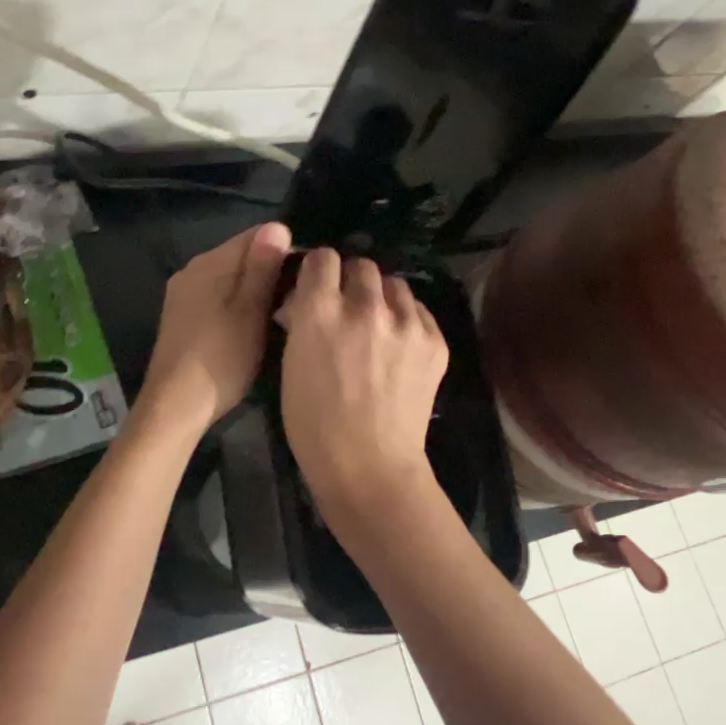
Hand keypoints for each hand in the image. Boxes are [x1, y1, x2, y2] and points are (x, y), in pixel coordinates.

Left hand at [137, 223, 292, 432]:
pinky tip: (251, 326)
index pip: (255, 235)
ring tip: (280, 312)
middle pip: (240, 256)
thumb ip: (263, 268)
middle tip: (300, 297)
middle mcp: (192, 270)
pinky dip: (236, 305)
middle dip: (270, 270)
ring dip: (254, 289)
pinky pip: (216, 297)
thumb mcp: (251, 311)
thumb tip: (279, 227)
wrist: (175, 404)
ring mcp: (182, 295)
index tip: (310, 273)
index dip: (287, 248)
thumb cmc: (222, 358)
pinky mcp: (180, 318)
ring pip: (229, 278)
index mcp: (210, 262)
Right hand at [278, 249, 448, 511]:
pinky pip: (419, 311)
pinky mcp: (434, 341)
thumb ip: (301, 323)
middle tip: (347, 308)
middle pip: (362, 265)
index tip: (317, 286)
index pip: (322, 258)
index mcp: (320, 312)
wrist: (369, 466)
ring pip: (395, 284)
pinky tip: (398, 346)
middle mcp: (365, 306)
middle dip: (351, 281)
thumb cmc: (314, 425)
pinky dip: (407, 320)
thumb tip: (305, 303)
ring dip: (382, 298)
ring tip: (378, 325)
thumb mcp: (290, 366)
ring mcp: (405, 323)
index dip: (318, 271)